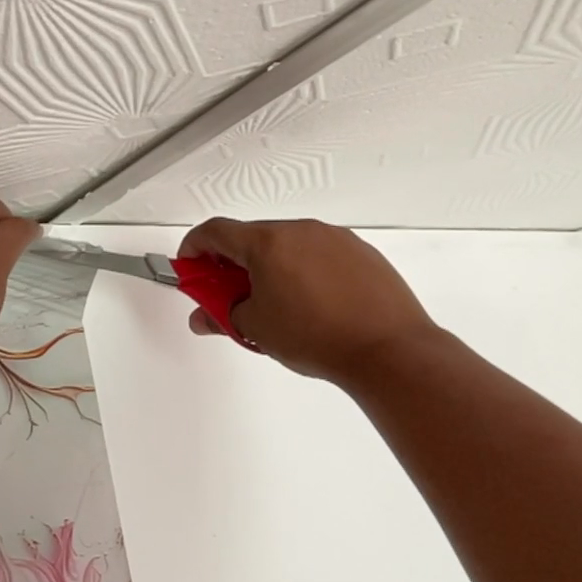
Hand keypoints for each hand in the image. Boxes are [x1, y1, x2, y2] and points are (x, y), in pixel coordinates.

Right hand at [177, 218, 438, 383]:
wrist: (392, 352)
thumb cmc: (314, 337)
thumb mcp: (256, 329)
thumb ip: (221, 316)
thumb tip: (202, 318)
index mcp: (267, 242)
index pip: (215, 231)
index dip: (194, 247)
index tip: (189, 268)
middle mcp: (300, 230)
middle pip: (253, 236)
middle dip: (234, 262)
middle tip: (231, 294)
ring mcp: (335, 238)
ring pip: (289, 244)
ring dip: (272, 265)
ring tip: (277, 303)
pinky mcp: (363, 253)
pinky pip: (321, 254)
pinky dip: (306, 270)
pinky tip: (315, 304)